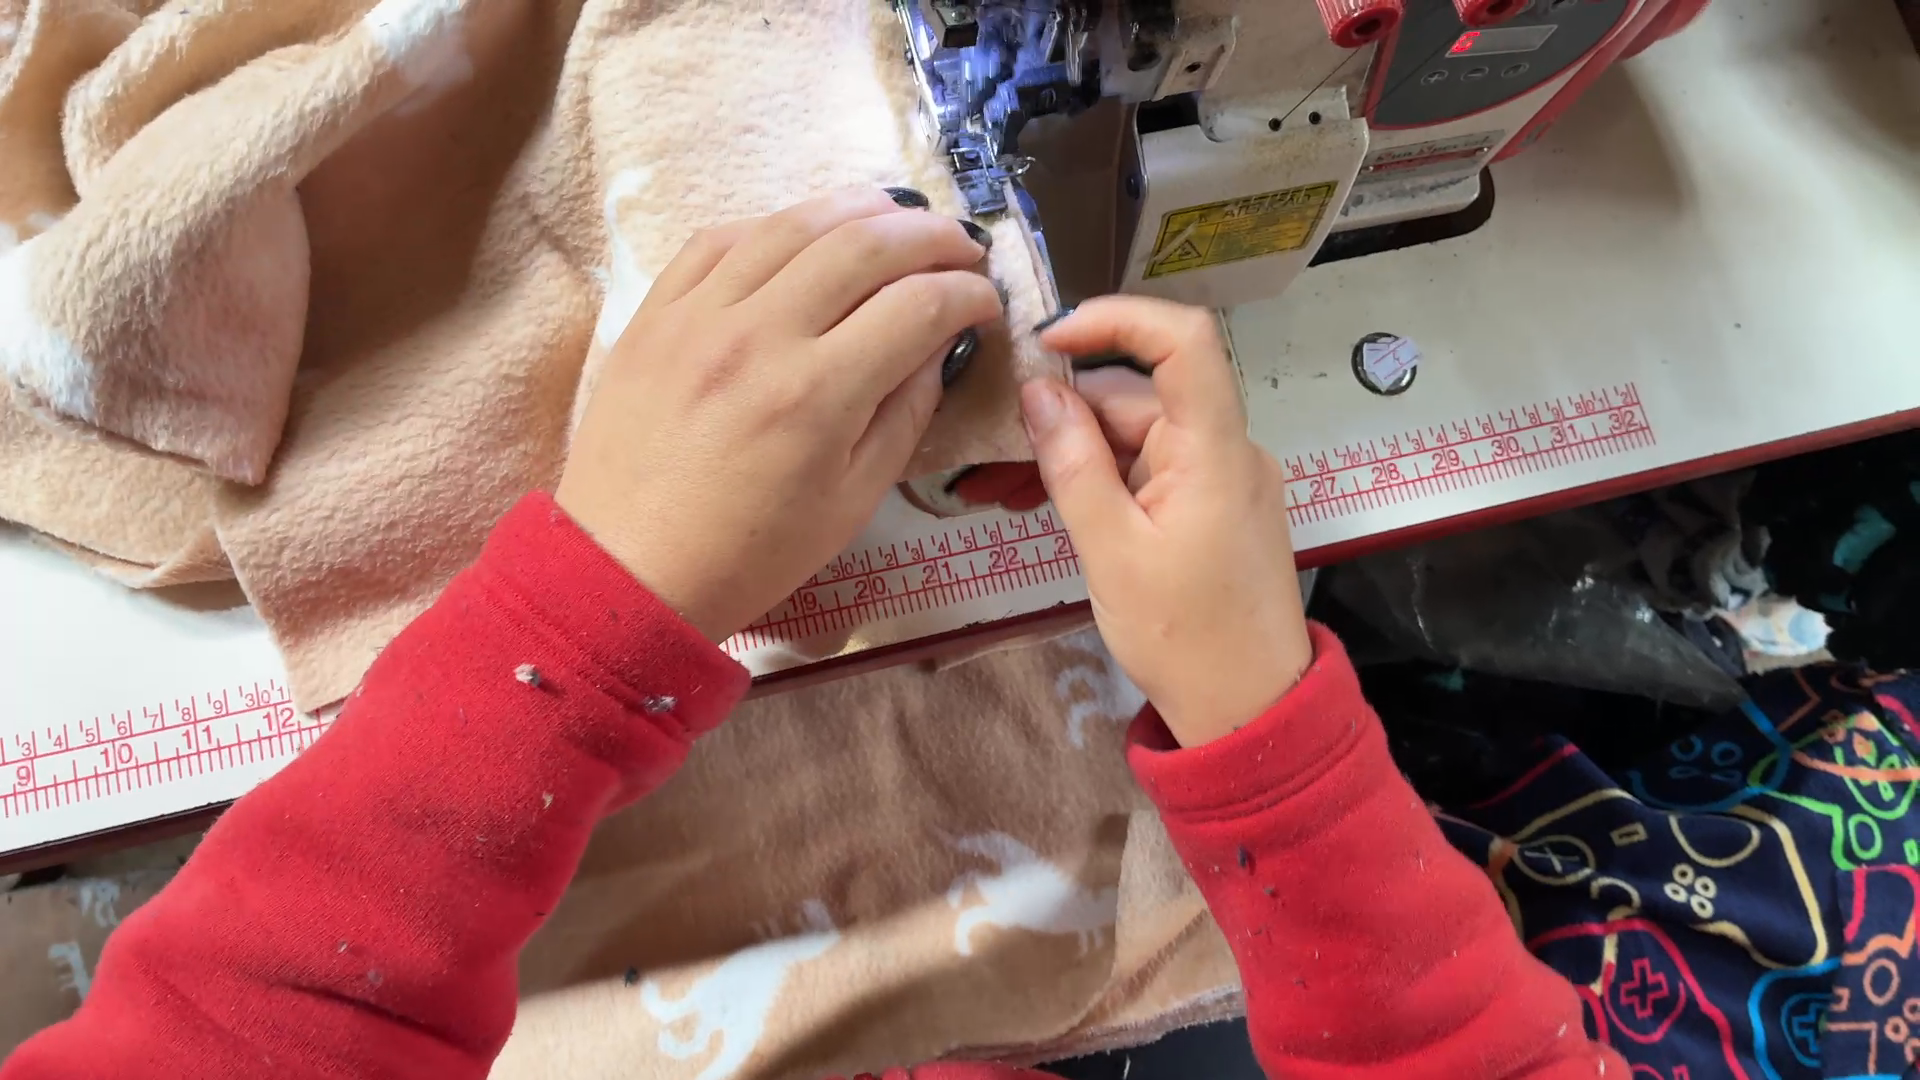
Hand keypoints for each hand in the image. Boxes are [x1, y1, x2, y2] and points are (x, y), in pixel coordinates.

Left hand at [557, 189, 1000, 639]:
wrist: (631, 568)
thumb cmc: (754, 552)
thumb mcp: (853, 501)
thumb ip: (905, 414)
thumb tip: (937, 346)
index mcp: (819, 394)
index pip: (917, 307)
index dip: (967, 294)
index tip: (986, 301)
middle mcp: (761, 334)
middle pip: (864, 245)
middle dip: (930, 235)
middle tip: (962, 245)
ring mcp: (700, 314)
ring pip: (793, 224)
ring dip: (860, 208)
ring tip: (900, 214)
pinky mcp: (656, 312)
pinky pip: (720, 238)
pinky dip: (776, 223)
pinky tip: (806, 231)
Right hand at [1022, 296, 1311, 746]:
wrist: (1246, 708)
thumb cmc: (1180, 635)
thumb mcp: (1110, 549)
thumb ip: (1072, 464)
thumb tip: (1038, 393)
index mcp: (1213, 450)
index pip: (1183, 341)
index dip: (1115, 319)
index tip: (1048, 340)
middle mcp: (1223, 449)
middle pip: (1137, 400)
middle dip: (1061, 417)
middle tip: (989, 449)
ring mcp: (1216, 479)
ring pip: (1132, 441)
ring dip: (1070, 457)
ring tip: (998, 489)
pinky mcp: (1206, 507)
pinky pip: (1145, 474)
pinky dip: (1099, 483)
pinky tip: (1045, 502)